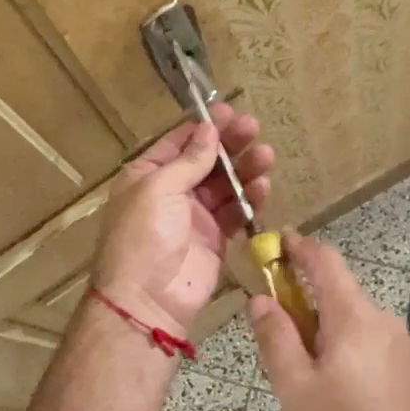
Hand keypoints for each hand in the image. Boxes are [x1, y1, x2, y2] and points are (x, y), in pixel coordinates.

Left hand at [93, 104, 272, 333]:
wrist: (147, 299)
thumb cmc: (143, 235)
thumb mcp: (158, 188)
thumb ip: (188, 160)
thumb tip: (208, 129)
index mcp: (146, 176)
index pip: (178, 144)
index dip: (203, 128)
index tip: (229, 111)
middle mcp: (170, 193)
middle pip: (205, 161)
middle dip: (230, 144)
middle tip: (254, 127)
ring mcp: (193, 217)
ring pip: (225, 185)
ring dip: (244, 169)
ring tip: (266, 155)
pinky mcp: (214, 239)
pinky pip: (235, 212)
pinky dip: (249, 199)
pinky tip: (264, 186)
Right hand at [248, 233, 409, 410]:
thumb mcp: (295, 386)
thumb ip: (275, 337)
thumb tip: (261, 299)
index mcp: (352, 316)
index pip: (325, 260)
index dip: (298, 246)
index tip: (274, 243)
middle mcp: (380, 318)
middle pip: (336, 290)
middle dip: (301, 297)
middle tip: (271, 329)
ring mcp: (397, 342)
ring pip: (349, 317)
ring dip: (319, 325)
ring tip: (296, 368)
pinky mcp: (404, 364)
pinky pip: (363, 337)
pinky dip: (338, 342)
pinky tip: (327, 382)